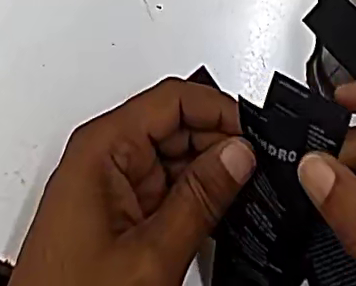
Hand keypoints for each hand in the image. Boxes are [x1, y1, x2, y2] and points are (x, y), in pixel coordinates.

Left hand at [10, 77, 255, 285]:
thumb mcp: (149, 256)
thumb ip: (199, 198)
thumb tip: (237, 153)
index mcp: (103, 146)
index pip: (171, 99)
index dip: (216, 110)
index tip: (251, 134)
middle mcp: (104, 156)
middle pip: (174, 123)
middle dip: (216, 143)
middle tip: (253, 169)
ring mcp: (111, 186)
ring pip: (174, 157)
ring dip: (206, 174)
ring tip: (237, 196)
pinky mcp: (117, 215)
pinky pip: (165, 188)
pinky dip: (192, 199)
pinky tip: (214, 217)